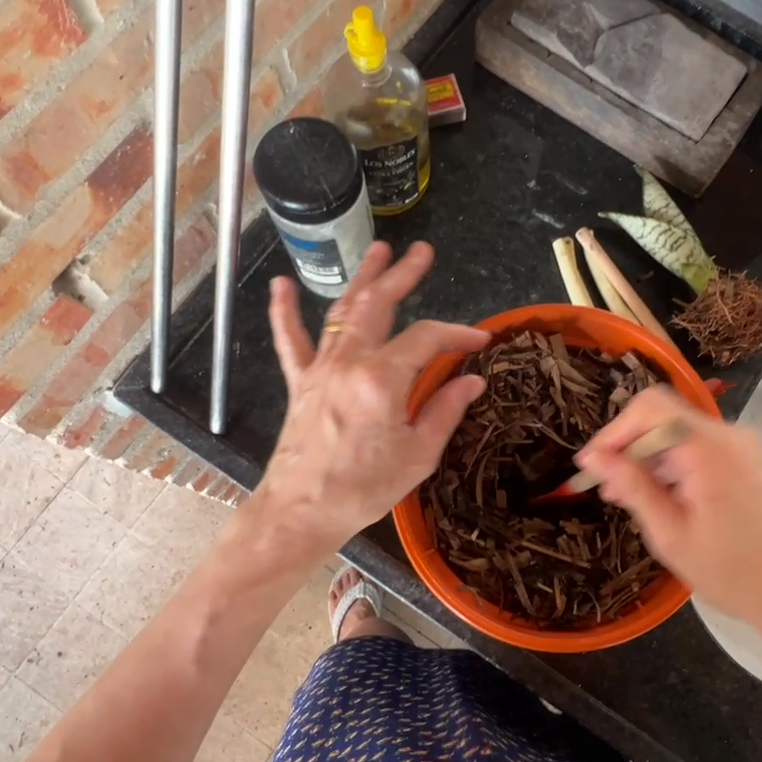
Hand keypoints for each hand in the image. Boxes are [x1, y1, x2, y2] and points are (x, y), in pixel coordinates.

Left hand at [253, 241, 488, 556]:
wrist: (301, 511)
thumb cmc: (363, 488)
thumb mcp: (418, 455)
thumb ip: (444, 411)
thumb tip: (471, 382)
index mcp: (382, 379)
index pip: (426, 338)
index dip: (456, 335)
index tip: (478, 342)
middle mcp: (348, 362)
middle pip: (378, 305)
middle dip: (402, 275)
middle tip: (422, 252)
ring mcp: (320, 369)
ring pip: (342, 311)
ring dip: (362, 278)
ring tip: (378, 250)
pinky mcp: (300, 383)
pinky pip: (291, 341)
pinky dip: (286, 311)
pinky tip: (282, 285)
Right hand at [575, 386, 761, 628]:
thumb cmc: (734, 573)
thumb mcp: (670, 534)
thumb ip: (632, 487)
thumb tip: (593, 457)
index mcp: (709, 448)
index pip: (649, 407)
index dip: (614, 430)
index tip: (592, 465)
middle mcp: (730, 435)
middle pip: (665, 418)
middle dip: (630, 448)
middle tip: (605, 488)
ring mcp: (745, 447)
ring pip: (682, 435)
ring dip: (651, 460)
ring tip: (629, 500)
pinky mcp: (752, 462)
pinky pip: (702, 450)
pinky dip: (676, 467)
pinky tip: (664, 501)